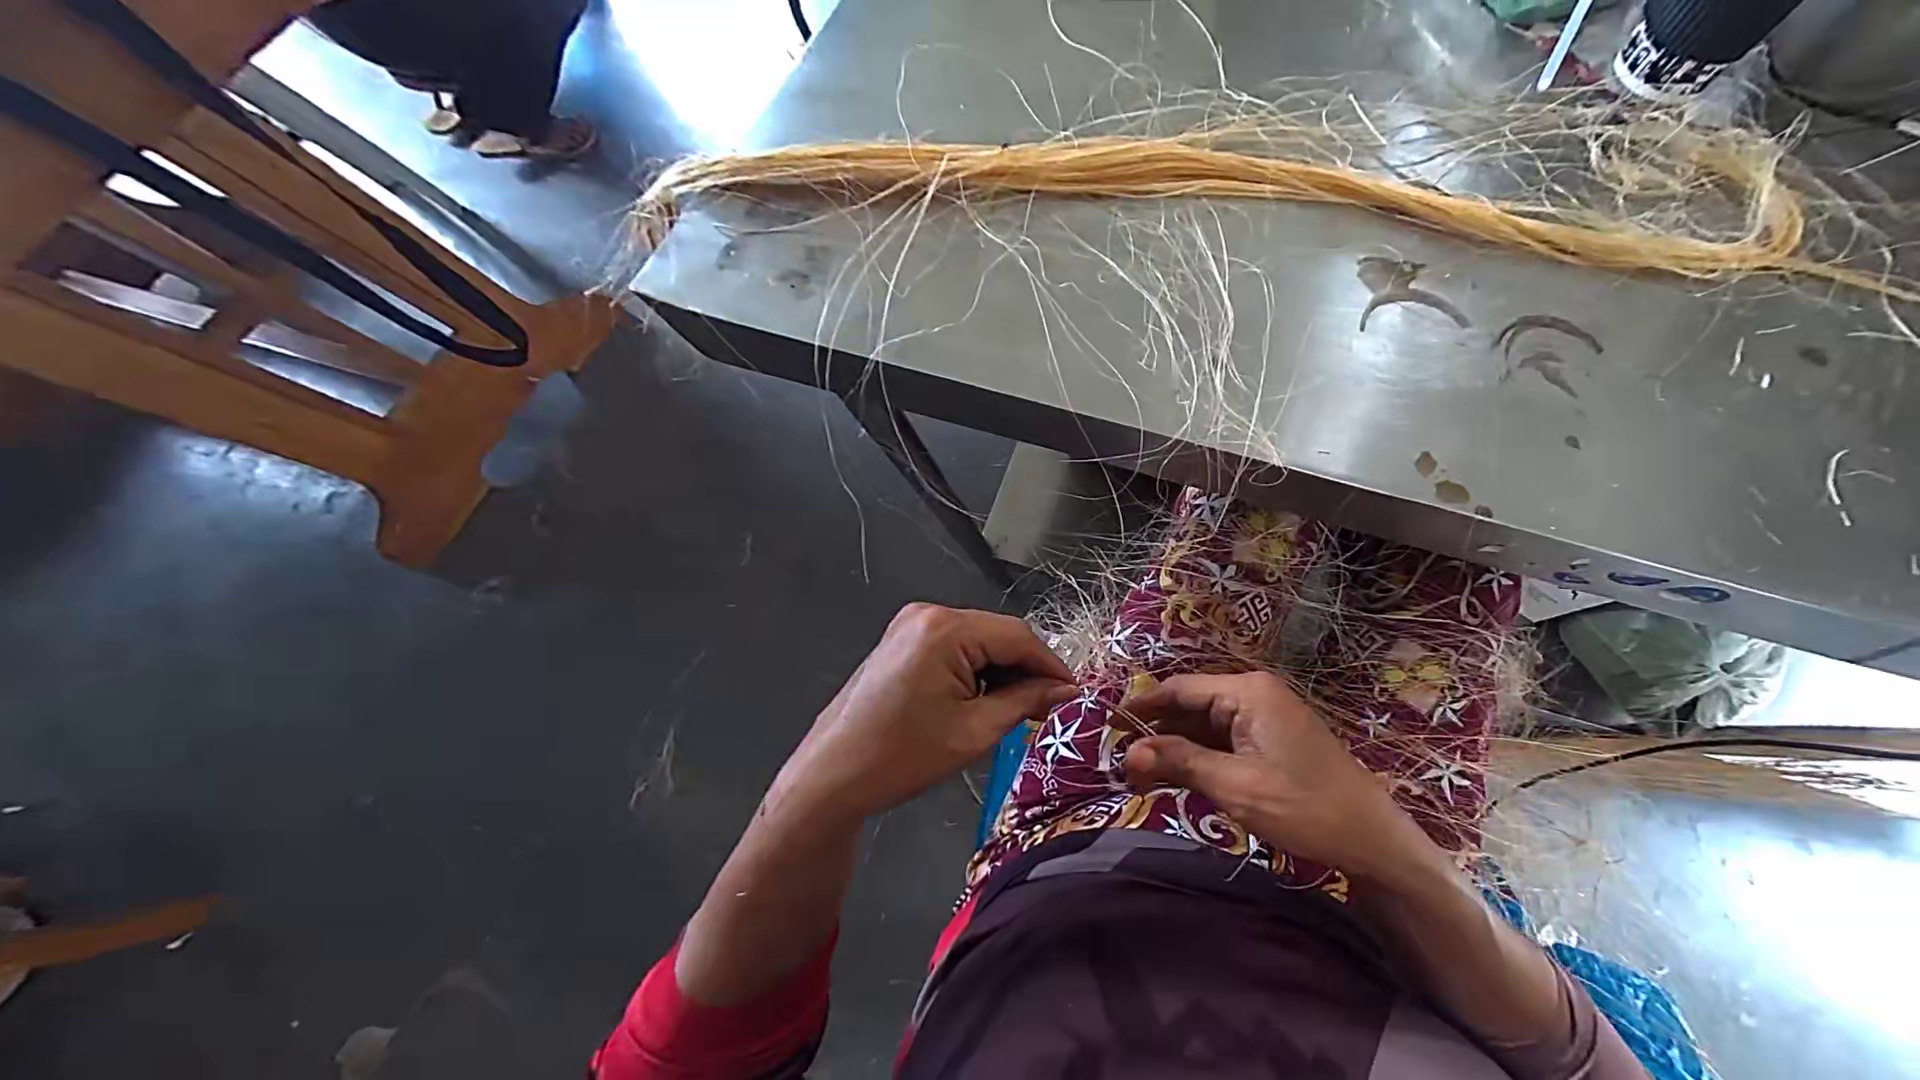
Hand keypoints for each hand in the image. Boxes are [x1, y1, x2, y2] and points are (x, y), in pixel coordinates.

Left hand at [769, 603, 1077, 826]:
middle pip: (997, 634)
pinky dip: (975, 670)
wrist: (833, 773)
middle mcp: (927, 613)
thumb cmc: (903, 755)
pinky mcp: (902, 640)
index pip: (1018, 636)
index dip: (1052, 666)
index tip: (1075, 695)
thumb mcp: (975, 730)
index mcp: (945, 628)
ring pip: (978, 641)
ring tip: (1015, 710)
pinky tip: (982, 700)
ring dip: (1001, 670)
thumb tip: (1066, 691)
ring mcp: (910, 624)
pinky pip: (954, 646)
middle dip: (1026, 669)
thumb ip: (1026, 701)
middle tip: (1048, 708)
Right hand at [1123, 673, 1439, 883]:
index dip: (1141, 706)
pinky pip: (1222, 740)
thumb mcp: (1234, 786)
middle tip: (1121, 758)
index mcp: (1247, 692)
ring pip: (1203, 725)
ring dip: (1174, 747)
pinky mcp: (1270, 741)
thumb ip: (1179, 761)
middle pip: (1189, 705)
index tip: (1108, 727)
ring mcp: (1264, 718)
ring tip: (1141, 773)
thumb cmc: (1304, 808)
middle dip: (1155, 731)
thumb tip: (1127, 751)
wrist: (1375, 843)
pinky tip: (1175, 777)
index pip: (1178, 688)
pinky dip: (1198, 757)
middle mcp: (1253, 695)